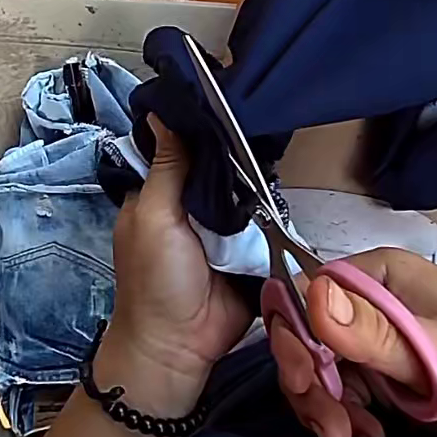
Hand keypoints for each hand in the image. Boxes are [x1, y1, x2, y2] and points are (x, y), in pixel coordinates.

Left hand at [101, 116, 252, 416]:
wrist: (182, 344)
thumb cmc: (155, 278)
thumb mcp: (154, 216)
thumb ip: (167, 168)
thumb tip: (162, 111)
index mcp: (161, 192)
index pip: (184, 147)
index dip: (202, 125)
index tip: (227, 92)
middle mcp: (192, 204)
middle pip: (218, 165)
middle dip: (236, 146)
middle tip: (261, 110)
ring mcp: (223, 225)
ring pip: (243, 187)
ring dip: (256, 173)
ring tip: (276, 134)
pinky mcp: (249, 245)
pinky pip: (262, 216)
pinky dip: (270, 203)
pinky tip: (282, 177)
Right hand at [271, 247, 436, 436]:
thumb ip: (377, 334)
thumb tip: (309, 296)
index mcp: (388, 275)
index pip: (309, 291)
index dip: (297, 335)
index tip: (309, 384)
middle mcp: (380, 302)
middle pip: (309, 331)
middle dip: (310, 380)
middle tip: (331, 428)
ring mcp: (386, 341)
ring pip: (322, 365)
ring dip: (325, 405)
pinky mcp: (395, 378)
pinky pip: (346, 392)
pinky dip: (345, 417)